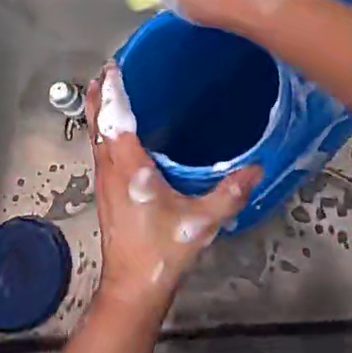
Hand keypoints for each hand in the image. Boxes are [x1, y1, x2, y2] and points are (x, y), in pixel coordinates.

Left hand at [84, 63, 261, 312]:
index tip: (115, 65)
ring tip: (107, 89)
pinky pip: (99, 149)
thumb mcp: (202, 222)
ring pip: (94, 135)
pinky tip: (116, 130)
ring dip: (98, 110)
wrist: (133, 287)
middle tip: (109, 69)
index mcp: (129, 167)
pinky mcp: (104, 191)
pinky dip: (102, 129)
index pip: (116, 119)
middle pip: (97, 122)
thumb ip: (230, 193)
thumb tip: (257, 168)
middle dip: (100, 94)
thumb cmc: (163, 251)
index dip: (114, 91)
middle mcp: (109, 168)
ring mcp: (103, 180)